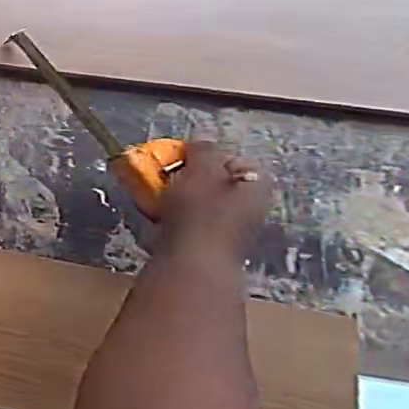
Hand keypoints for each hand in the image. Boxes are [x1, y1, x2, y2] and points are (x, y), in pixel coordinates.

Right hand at [155, 141, 270, 259]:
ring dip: (173, 194)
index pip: (230, 158)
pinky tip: (154, 214)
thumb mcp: (202, 169)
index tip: (177, 158)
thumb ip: (203, 149)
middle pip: (211, 180)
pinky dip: (169, 214)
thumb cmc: (201, 211)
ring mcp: (229, 228)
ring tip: (152, 193)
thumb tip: (199, 145)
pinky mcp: (206, 244)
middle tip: (163, 175)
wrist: (191, 263)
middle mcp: (248, 206)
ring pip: (196, 200)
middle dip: (183, 174)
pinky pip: (186, 220)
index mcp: (256, 186)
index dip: (202, 154)